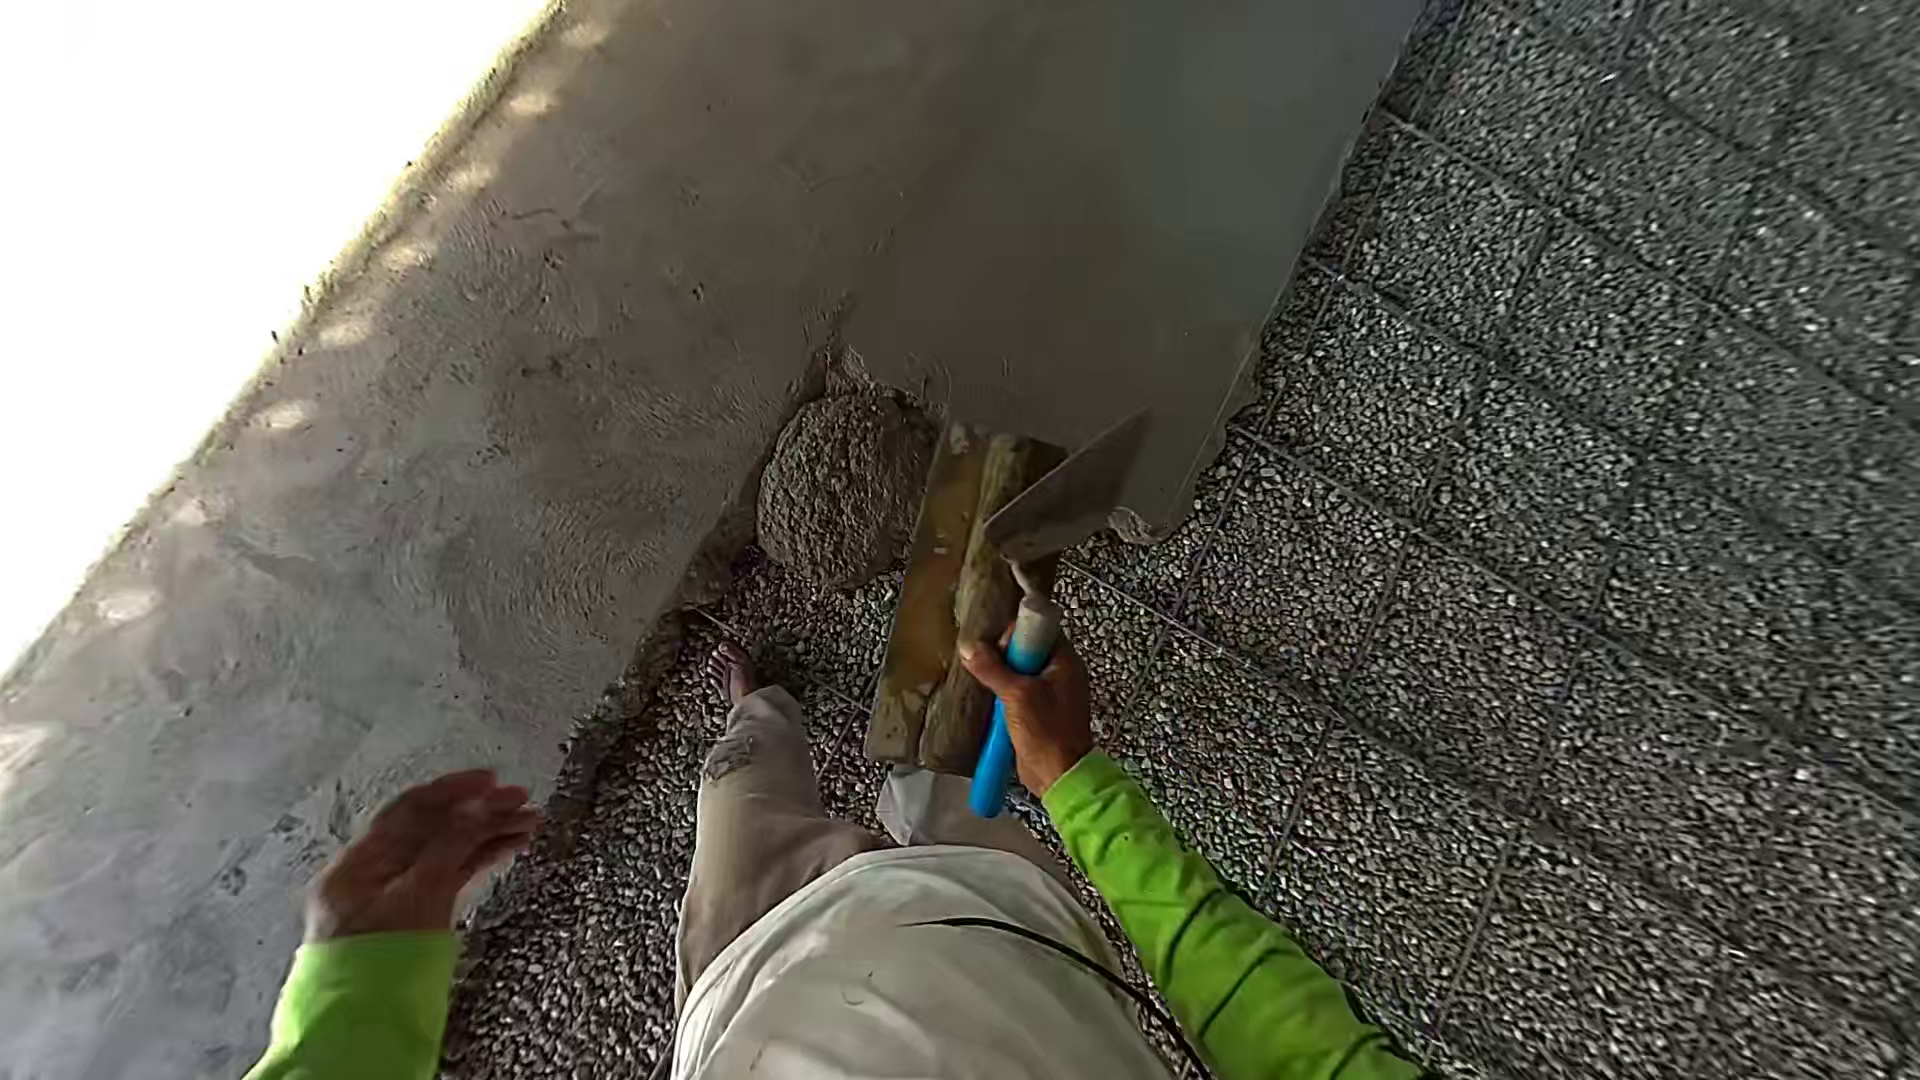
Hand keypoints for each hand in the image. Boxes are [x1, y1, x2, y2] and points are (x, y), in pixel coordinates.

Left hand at [305, 769, 541, 941]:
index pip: (409, 809)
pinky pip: (459, 866)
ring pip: (453, 845)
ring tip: (530, 820)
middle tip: (521, 798)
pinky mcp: (423, 906)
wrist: (371, 1019)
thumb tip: (484, 803)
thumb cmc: (379, 958)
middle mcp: (378, 873)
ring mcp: (401, 890)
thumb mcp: (421, 889)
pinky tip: (514, 843)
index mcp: (360, 864)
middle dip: (482, 810)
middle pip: (436, 826)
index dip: (453, 789)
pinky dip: (487, 852)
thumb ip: (454, 841)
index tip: (491, 779)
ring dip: (492, 829)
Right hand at [959, 630, 1094, 795]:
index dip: (1015, 634)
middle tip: (986, 667)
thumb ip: (992, 668)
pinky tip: (987, 697)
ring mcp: (1049, 691)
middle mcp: (1060, 671)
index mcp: (1064, 660)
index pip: (1037, 630)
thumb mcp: (1017, 695)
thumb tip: (967, 646)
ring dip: (999, 675)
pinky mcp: (1038, 709)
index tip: (998, 649)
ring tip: (982, 680)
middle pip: (1025, 649)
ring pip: (1018, 670)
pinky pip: (1017, 690)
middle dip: (1003, 656)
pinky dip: (1002, 692)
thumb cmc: (1046, 731)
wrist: (1059, 776)